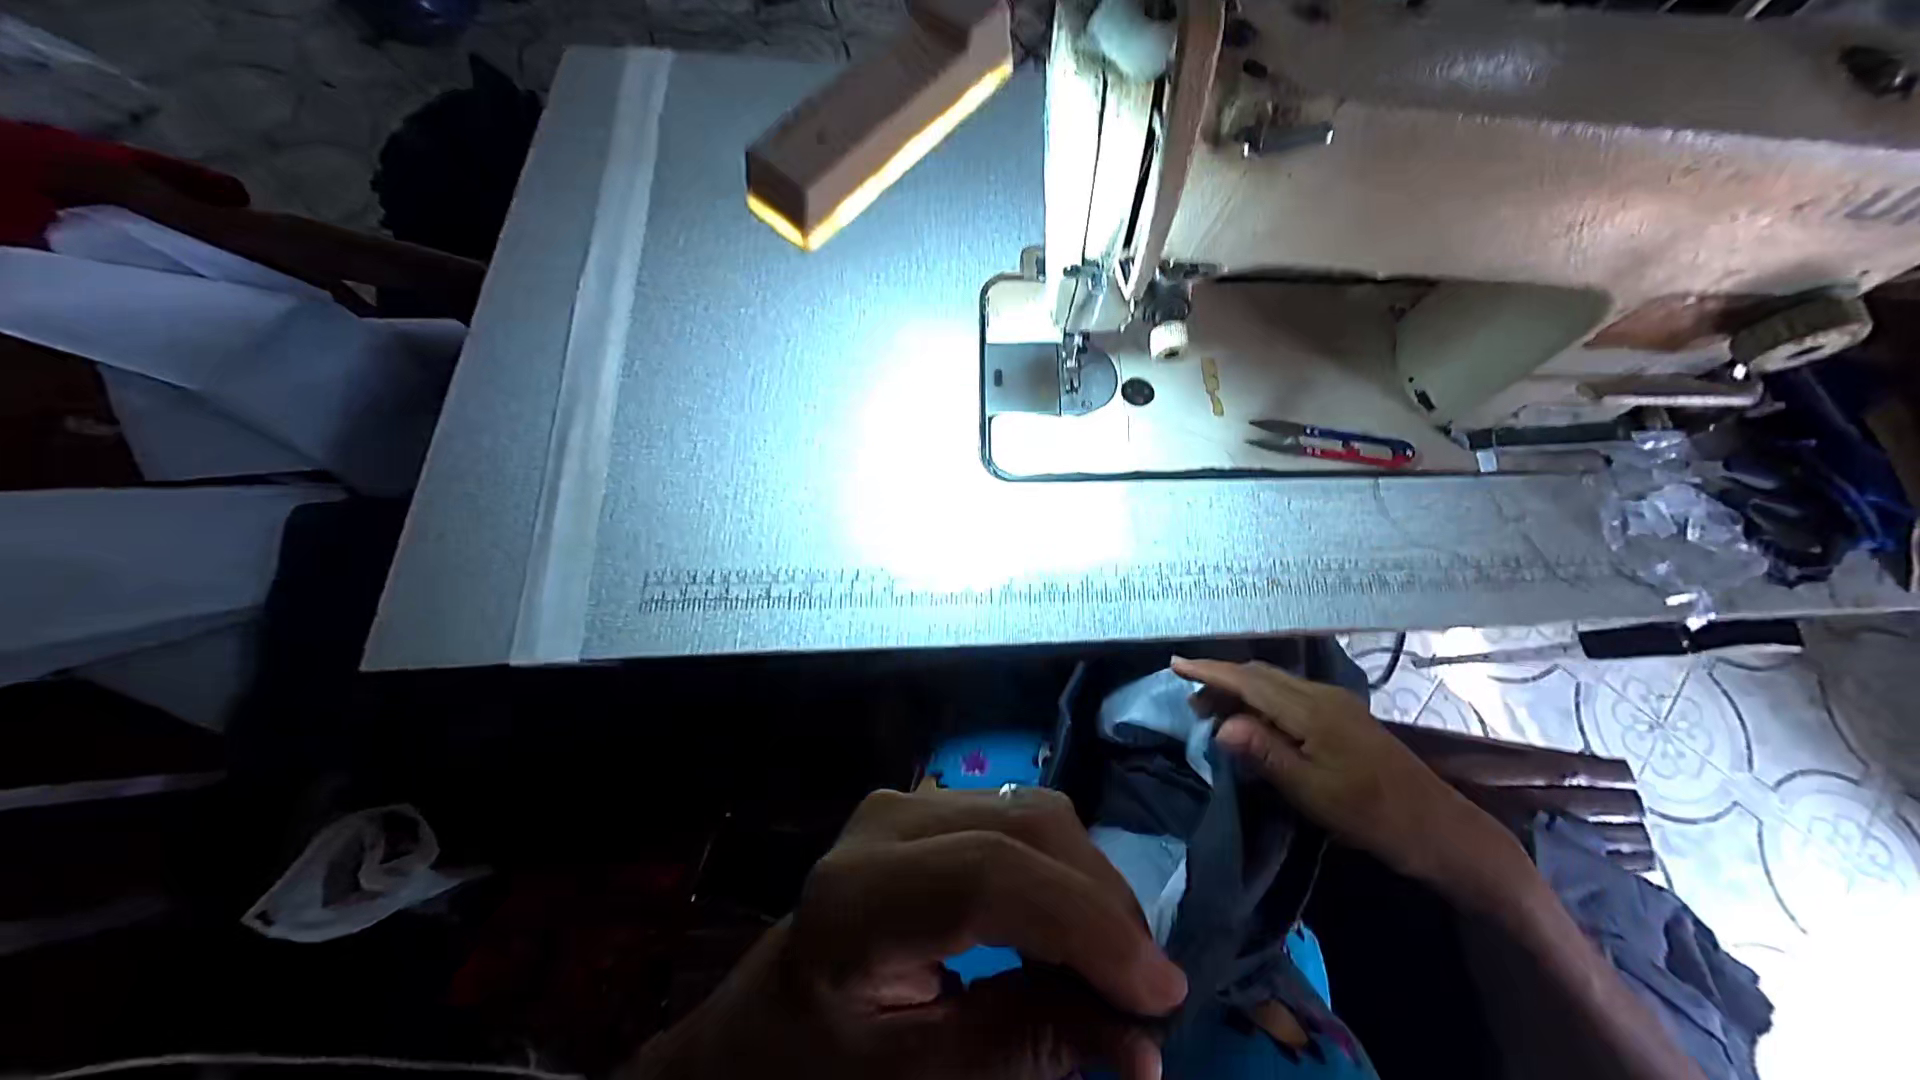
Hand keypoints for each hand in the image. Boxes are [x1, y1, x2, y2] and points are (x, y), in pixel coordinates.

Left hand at [622, 787, 1186, 1079]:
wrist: (770, 1020)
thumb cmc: (829, 1067)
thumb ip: (1030, 1046)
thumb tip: (1145, 1042)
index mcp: (858, 896)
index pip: (988, 877)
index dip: (1084, 927)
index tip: (1160, 997)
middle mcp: (885, 823)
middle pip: (1022, 829)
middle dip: (1102, 905)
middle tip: (1150, 993)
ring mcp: (908, 803)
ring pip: (1033, 814)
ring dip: (1092, 885)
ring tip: (1117, 966)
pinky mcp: (931, 807)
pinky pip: (1020, 819)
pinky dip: (1065, 871)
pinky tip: (1077, 928)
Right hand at [1170, 656, 1529, 908]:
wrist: (1442, 830)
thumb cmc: (1373, 816)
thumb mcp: (1312, 792)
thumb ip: (1265, 753)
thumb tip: (1221, 725)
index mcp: (1312, 711)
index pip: (1249, 681)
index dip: (1209, 671)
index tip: (1175, 665)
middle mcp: (1322, 696)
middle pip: (1260, 675)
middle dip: (1220, 680)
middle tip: (1190, 701)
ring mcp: (1336, 704)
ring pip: (1274, 682)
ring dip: (1240, 689)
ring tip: (1213, 711)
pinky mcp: (1344, 717)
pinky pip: (1289, 693)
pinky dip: (1261, 698)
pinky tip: (1255, 719)